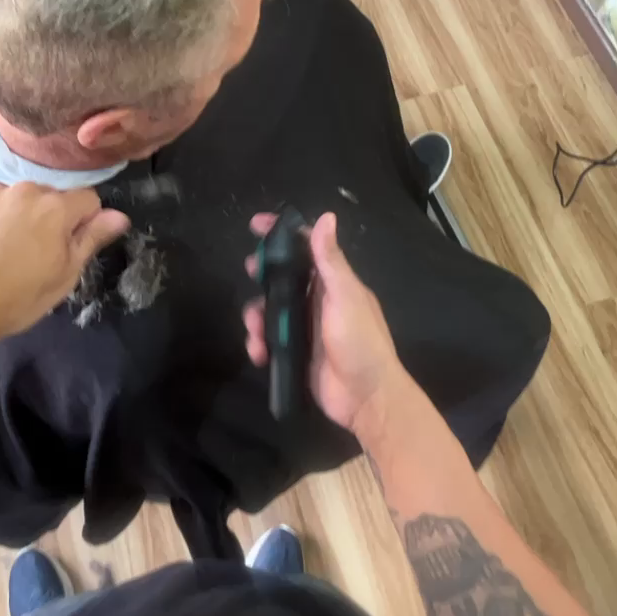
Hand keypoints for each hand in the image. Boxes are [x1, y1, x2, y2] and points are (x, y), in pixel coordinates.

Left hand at [0, 184, 129, 358]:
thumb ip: (92, 239)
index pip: (88, 199)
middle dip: (49, 219)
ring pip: (16, 199)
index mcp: (56, 208)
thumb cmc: (14, 300)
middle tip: (33, 256)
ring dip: (17, 217)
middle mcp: (25, 189)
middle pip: (50, 197)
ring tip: (0, 253)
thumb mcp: (63, 277)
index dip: (85, 223)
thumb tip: (121, 215)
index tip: (69, 248)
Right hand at [243, 212, 413, 438]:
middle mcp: (317, 299)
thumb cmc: (360, 341)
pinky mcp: (294, 352)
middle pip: (282, 277)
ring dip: (257, 315)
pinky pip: (268, 339)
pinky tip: (258, 352)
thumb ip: (331, 260)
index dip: (281, 233)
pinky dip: (259, 342)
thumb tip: (326, 216)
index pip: (305, 247)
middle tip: (250, 271)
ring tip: (254, 328)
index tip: (256, 224)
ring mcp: (304, 327)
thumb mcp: (346, 296)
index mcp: (333, 282)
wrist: (366, 399)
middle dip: (262, 273)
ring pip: (270, 309)